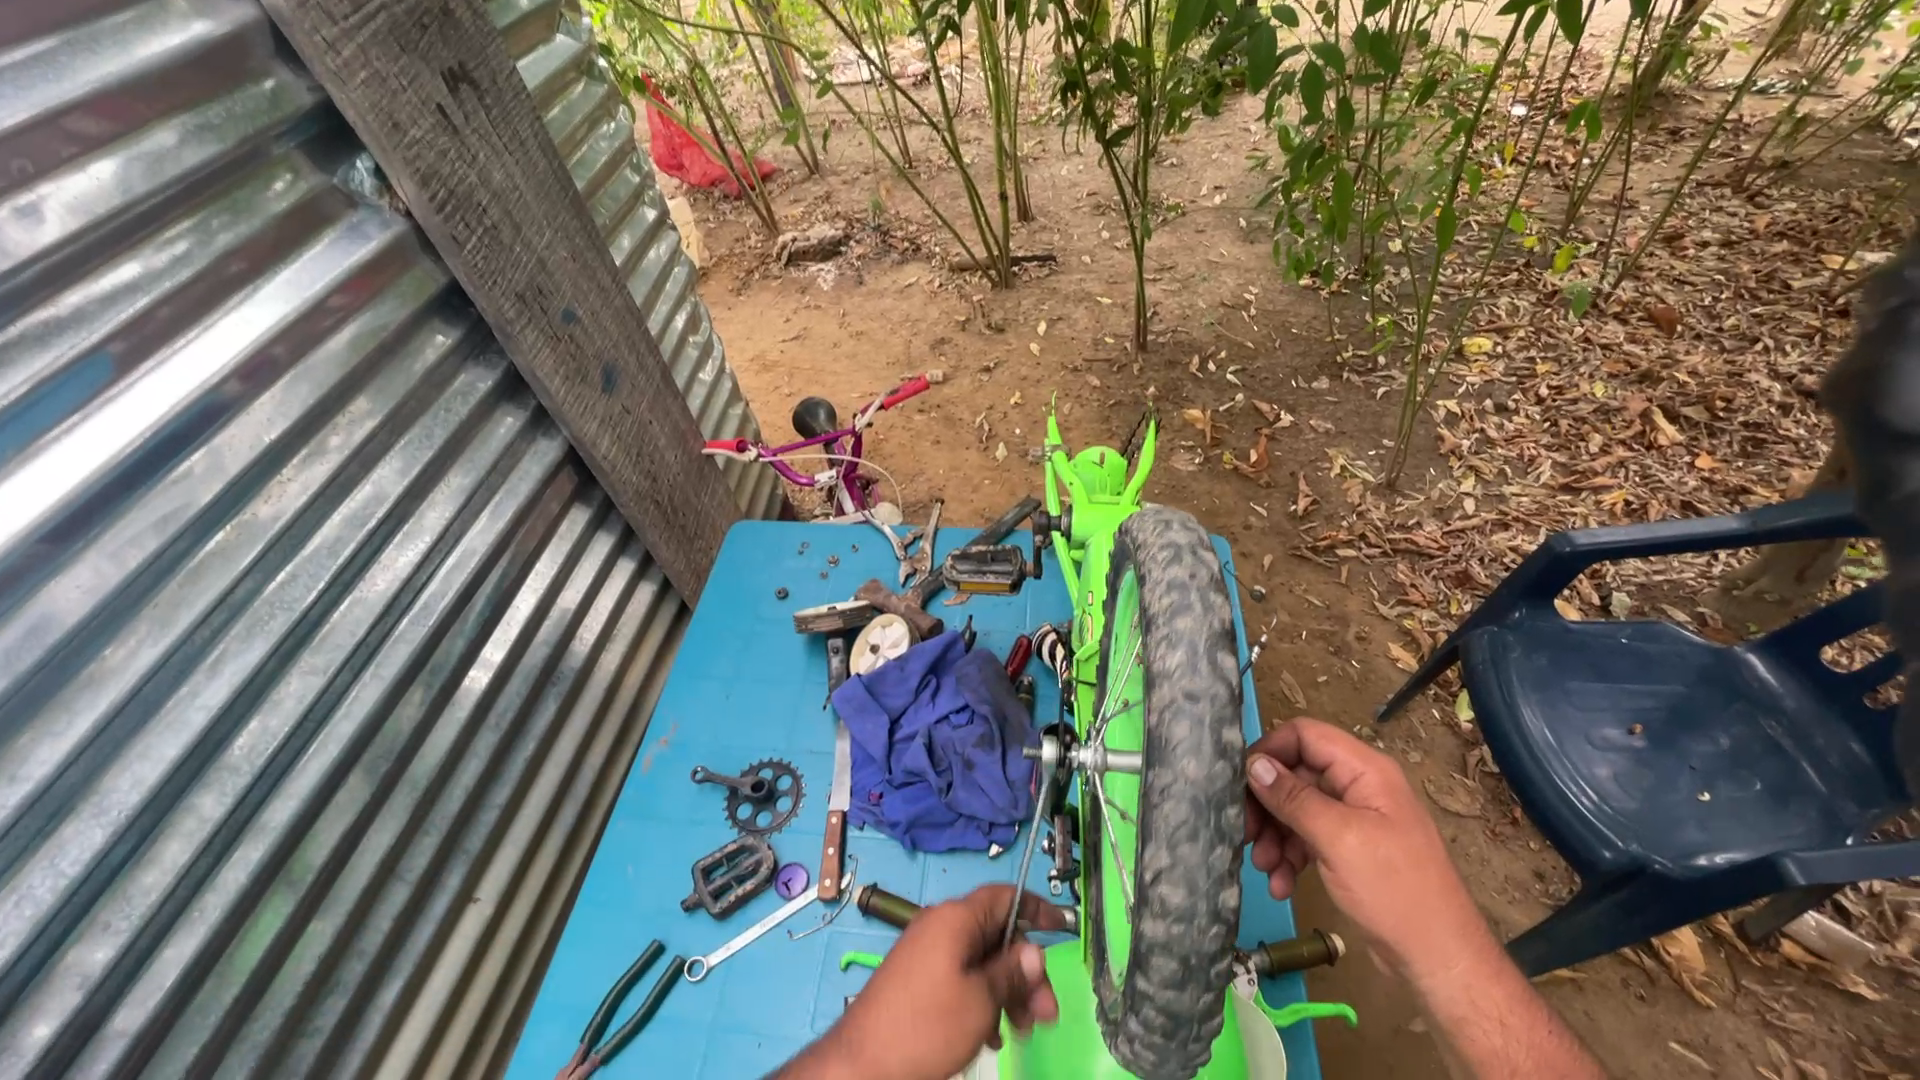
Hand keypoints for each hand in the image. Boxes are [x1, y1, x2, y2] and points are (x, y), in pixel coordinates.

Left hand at [786, 886, 1063, 1079]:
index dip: (1037, 909)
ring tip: (1021, 1030)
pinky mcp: (920, 979)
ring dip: (1008, 991)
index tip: (1063, 930)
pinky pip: (963, 977)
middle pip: (998, 935)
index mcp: (955, 918)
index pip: (1005, 896)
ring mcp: (928, 953)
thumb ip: (1012, 972)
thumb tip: (1034, 950)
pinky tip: (992, 1034)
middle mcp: (941, 926)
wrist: (862, 1063)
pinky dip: (983, 999)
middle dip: (1026, 971)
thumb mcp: (981, 1000)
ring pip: (982, 960)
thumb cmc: (926, 1025)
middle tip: (1046, 1013)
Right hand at [1243, 718, 1489, 978]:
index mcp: (1365, 771)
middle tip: (1245, 833)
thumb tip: (1253, 764)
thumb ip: (1294, 798)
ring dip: (1275, 836)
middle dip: (1267, 804)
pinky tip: (1281, 885)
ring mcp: (1355, 820)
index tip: (1239, 783)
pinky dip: (1290, 857)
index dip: (1269, 751)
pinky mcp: (1350, 850)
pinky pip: (1308, 839)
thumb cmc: (1394, 890)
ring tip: (1264, 867)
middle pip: (1296, 774)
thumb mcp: (1338, 839)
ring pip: (1297, 810)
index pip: (1305, 735)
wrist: (1439, 959)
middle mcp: (1359, 787)